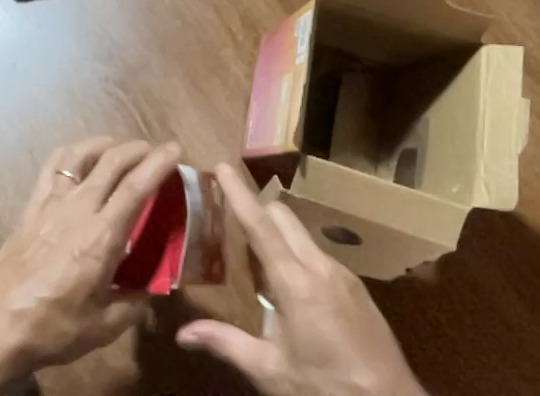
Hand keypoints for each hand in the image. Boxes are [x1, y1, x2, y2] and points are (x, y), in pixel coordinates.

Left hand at [0, 137, 182, 394]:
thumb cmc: (53, 327)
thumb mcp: (103, 327)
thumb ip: (134, 305)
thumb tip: (152, 289)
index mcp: (101, 237)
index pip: (136, 188)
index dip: (157, 164)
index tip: (174, 149)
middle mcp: (77, 209)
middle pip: (111, 162)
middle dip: (137, 149)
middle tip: (155, 151)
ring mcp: (50, 203)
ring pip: (80, 155)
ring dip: (104, 144)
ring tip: (119, 148)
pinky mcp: (30, 206)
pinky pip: (52, 166)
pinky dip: (71, 153)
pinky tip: (79, 158)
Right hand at [176, 164, 425, 395]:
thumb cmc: (326, 388)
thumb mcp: (272, 372)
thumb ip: (227, 344)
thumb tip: (182, 334)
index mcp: (296, 283)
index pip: (261, 226)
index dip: (239, 194)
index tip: (222, 166)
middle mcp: (320, 267)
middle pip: (283, 216)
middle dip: (256, 207)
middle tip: (228, 214)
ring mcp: (343, 275)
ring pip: (302, 234)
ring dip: (277, 233)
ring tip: (254, 257)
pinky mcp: (356, 287)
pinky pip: (318, 255)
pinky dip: (297, 255)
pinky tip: (289, 287)